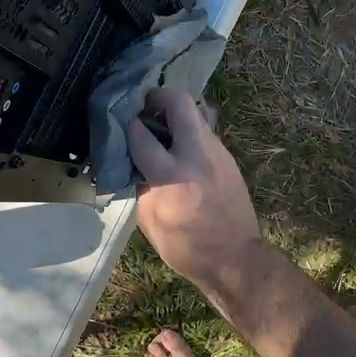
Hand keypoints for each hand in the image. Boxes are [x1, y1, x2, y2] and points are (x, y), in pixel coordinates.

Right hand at [126, 88, 264, 291]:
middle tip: (146, 109)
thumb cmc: (185, 247)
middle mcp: (196, 155)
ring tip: (162, 130)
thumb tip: (135, 163)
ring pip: (197, 113)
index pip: (141, 134)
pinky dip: (189, 133)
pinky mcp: (228, 158)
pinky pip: (205, 133)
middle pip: (179, 102)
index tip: (120, 125)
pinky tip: (181, 151)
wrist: (234, 258)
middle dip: (158, 98)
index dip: (127, 126)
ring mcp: (217, 153)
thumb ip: (141, 184)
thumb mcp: (150, 220)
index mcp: (170, 175)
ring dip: (176, 115)